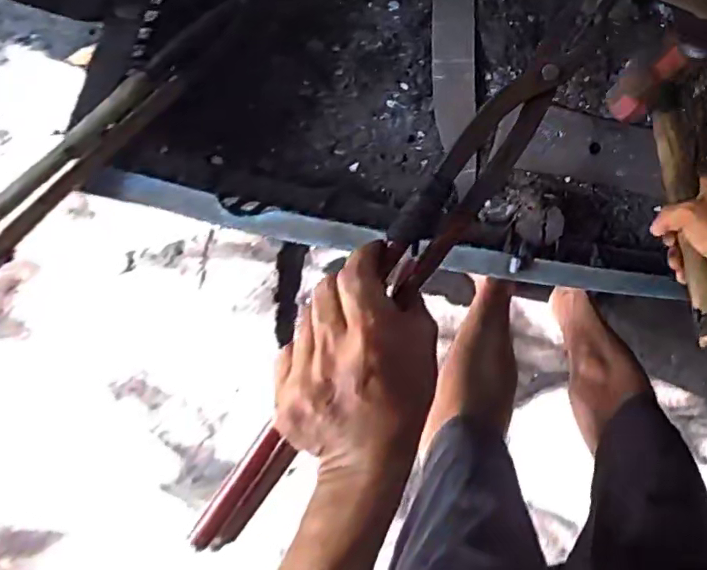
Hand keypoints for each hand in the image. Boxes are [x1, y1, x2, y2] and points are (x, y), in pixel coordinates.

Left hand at [274, 242, 436, 480]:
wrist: (370, 452)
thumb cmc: (407, 394)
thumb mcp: (424, 338)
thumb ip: (410, 302)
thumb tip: (401, 276)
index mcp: (370, 329)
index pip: (355, 271)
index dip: (366, 254)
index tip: (376, 253)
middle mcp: (331, 345)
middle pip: (324, 287)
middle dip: (345, 279)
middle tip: (361, 285)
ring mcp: (302, 370)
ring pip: (306, 316)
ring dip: (327, 310)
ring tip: (345, 323)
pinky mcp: (283, 392)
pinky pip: (289, 349)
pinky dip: (308, 343)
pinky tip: (327, 354)